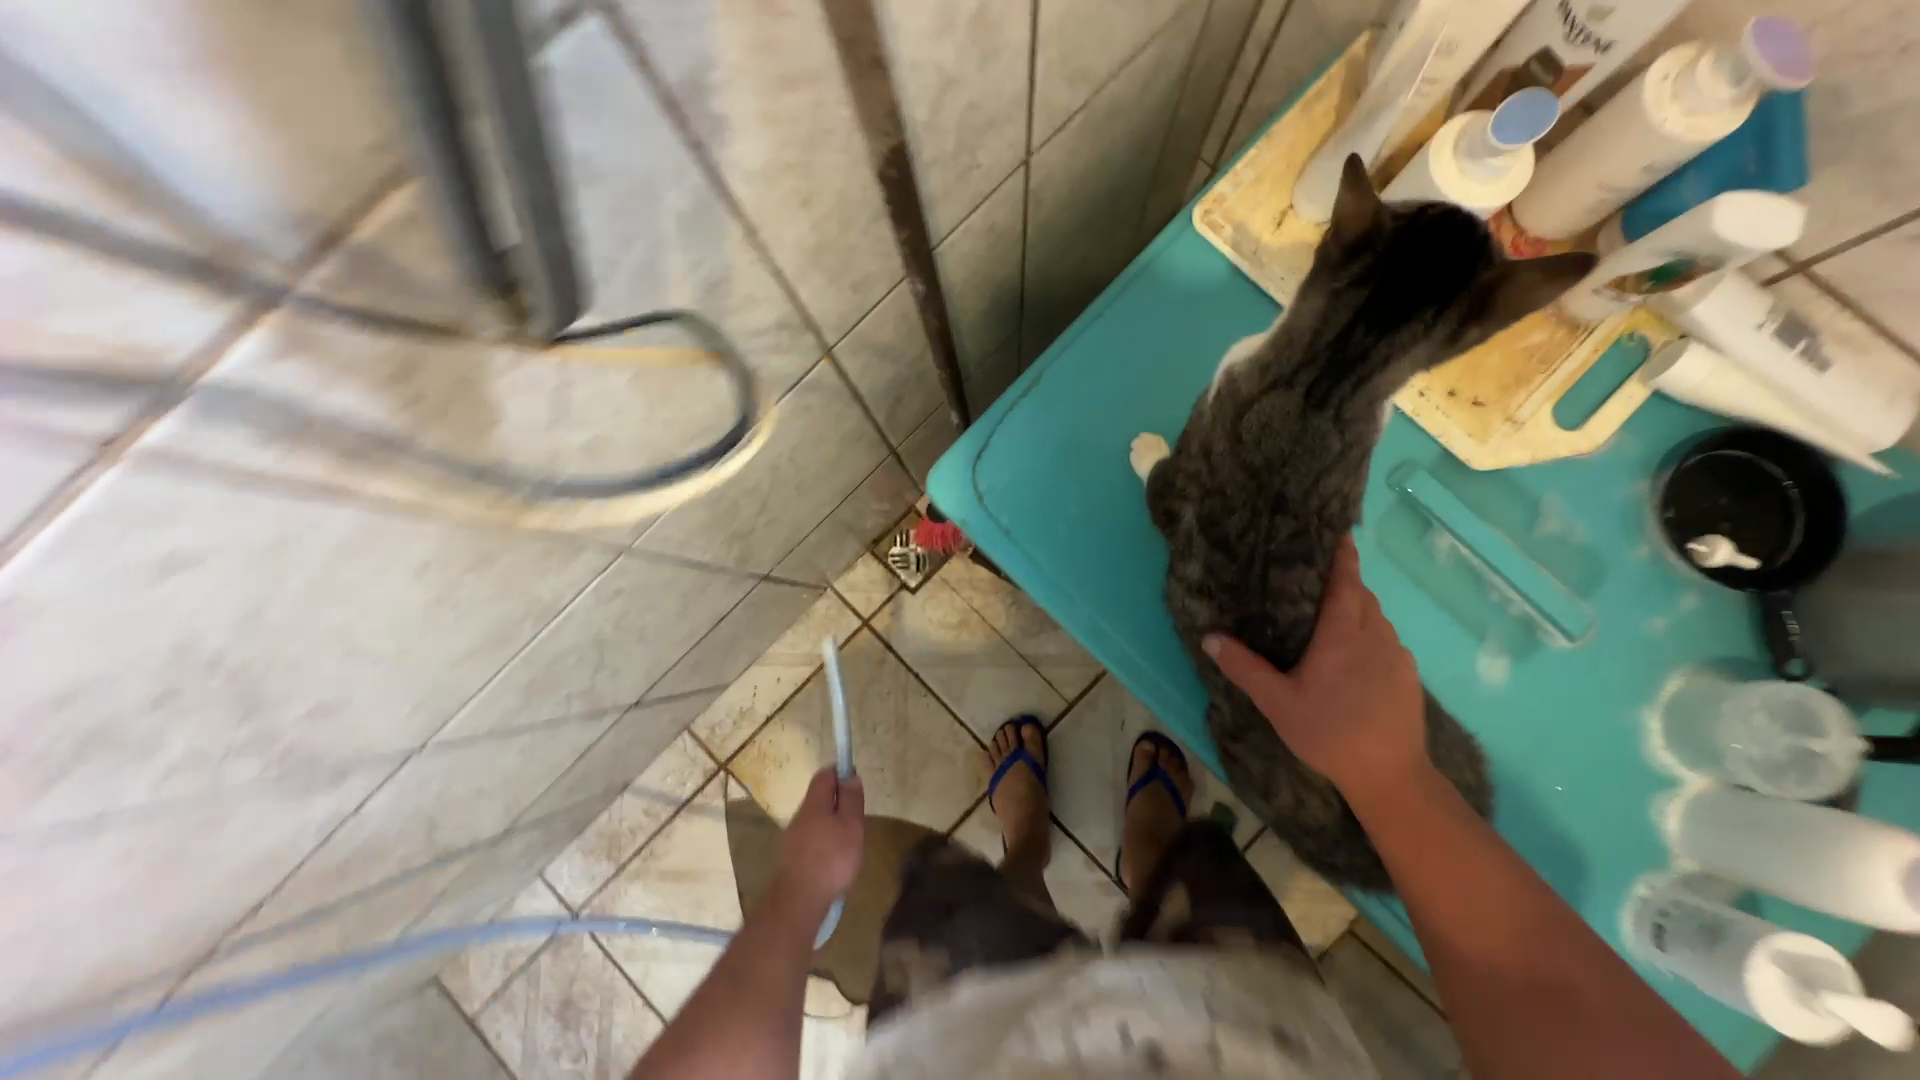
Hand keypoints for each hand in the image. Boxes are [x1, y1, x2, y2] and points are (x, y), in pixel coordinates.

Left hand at [774, 769, 865, 909]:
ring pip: (814, 821)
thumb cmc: (831, 858)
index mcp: (814, 804)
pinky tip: (833, 862)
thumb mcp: (851, 826)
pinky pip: (810, 841)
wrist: (799, 899)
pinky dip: (823, 844)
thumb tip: (850, 775)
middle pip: (818, 799)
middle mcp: (800, 816)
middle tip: (856, 819)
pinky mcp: (791, 859)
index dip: (840, 774)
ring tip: (848, 844)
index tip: (855, 785)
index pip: (824, 775)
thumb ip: (851, 800)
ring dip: (830, 826)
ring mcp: (792, 838)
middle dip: (837, 803)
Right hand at [1203, 535, 1428, 804]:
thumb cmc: (1329, 732)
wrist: (1390, 775)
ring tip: (1332, 623)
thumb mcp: (1277, 702)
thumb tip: (1209, 639)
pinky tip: (1354, 664)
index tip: (1337, 533)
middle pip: (1364, 596)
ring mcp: (1398, 657)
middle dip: (1346, 583)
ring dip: (1359, 612)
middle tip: (1317, 582)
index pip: (1346, 580)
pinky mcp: (1410, 678)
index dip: (1342, 554)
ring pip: (1378, 620)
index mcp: (1343, 632)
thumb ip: (1244, 668)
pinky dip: (1371, 639)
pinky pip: (1388, 644)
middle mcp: (1376, 635)